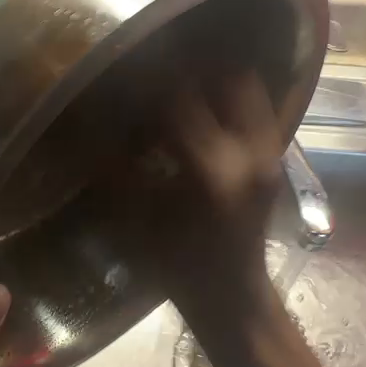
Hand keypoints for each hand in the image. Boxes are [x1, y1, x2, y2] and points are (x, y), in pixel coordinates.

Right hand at [121, 71, 286, 331]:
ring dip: (214, 80)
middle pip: (229, 78)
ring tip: (179, 84)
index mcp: (212, 168)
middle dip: (192, 69)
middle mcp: (250, 151)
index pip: (180, 99)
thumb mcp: (137, 218)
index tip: (124, 72)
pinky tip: (201, 109)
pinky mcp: (275, 157)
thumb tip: (91, 122)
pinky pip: (256, 108)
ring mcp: (270, 152)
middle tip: (158, 70)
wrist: (232, 297)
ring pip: (249, 89)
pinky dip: (230, 100)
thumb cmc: (179, 266)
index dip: (148, 81)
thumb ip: (116, 166)